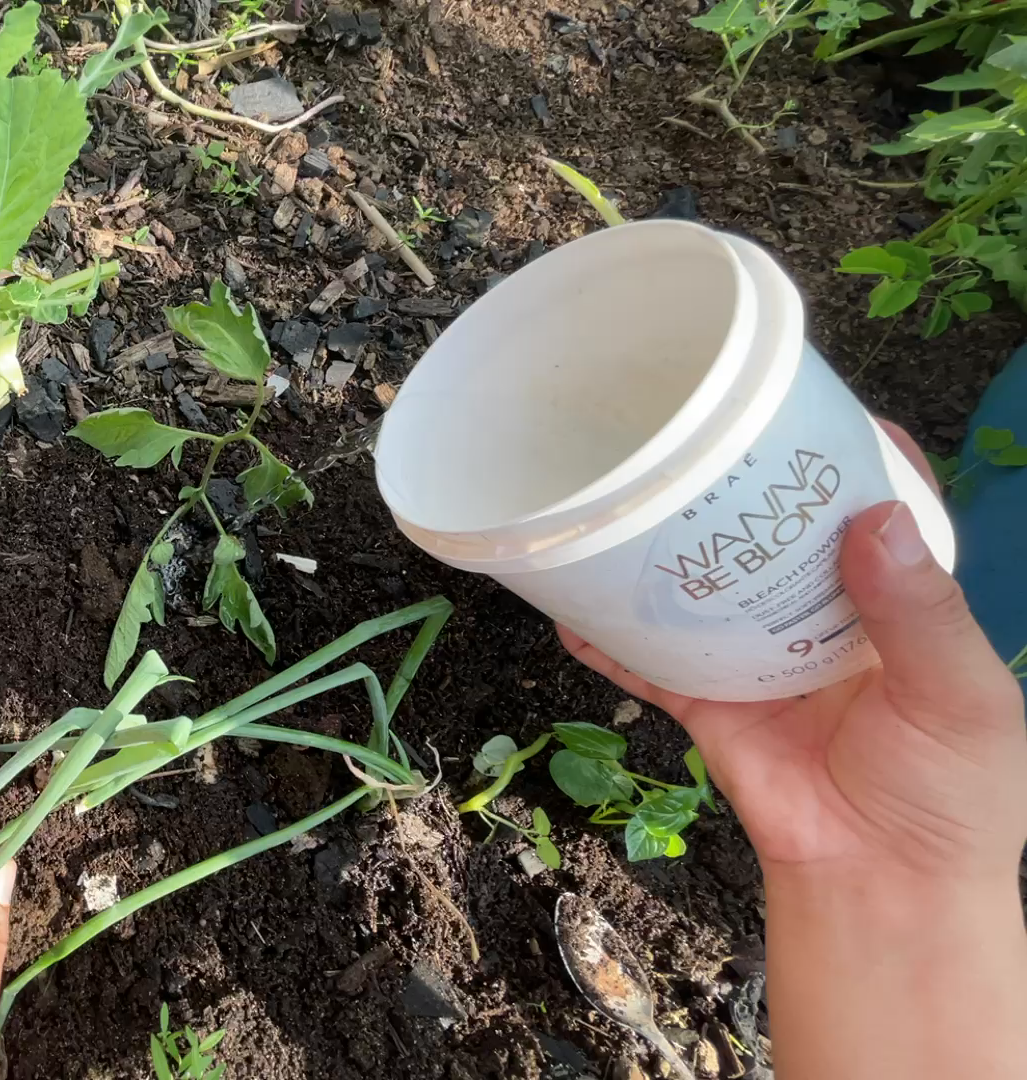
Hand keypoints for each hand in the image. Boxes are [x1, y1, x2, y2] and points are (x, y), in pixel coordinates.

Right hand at [560, 423, 1026, 881]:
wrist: (872, 869)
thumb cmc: (946, 786)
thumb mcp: (960, 698)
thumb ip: (920, 617)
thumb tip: (871, 521)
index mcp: (880, 606)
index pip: (861, 516)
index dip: (834, 463)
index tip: (788, 414)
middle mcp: (804, 617)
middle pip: (756, 545)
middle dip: (723, 504)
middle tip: (676, 462)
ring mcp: (742, 656)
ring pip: (689, 596)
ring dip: (650, 564)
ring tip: (606, 523)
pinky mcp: (696, 695)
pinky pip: (639, 662)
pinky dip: (601, 641)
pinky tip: (565, 613)